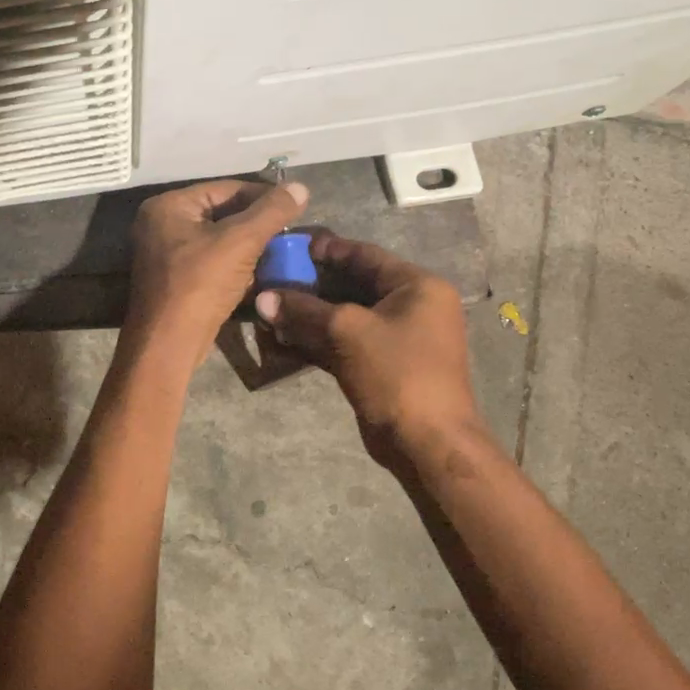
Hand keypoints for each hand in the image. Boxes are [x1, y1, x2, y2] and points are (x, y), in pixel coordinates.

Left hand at [126, 179, 307, 365]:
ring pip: (219, 241)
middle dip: (257, 225)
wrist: (169, 343)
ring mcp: (166, 255)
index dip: (263, 196)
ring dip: (251, 247)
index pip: (225, 189)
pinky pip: (213, 263)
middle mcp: (161, 225)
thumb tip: (300, 187)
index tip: (296, 206)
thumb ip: (271, 212)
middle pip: (222, 214)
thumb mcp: (240, 242)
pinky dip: (237, 266)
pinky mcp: (177, 281)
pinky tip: (264, 273)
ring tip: (283, 253)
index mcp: (168, 206)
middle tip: (291, 233)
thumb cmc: (199, 284)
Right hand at [253, 233, 479, 459]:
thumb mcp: (346, 331)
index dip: (325, 249)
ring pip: (345, 315)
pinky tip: (283, 337)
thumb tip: (262, 298)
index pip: (364, 254)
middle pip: (352, 284)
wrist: (426, 442)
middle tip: (272, 278)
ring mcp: (397, 337)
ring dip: (309, 313)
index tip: (288, 247)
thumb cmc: (396, 373)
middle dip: (311, 284)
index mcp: (417, 286)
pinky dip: (316, 338)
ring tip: (270, 308)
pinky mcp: (381, 364)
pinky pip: (344, 341)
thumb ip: (303, 309)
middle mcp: (411, 306)